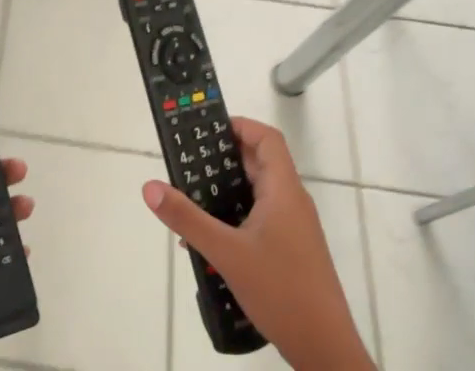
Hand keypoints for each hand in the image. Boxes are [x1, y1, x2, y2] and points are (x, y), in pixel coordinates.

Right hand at [141, 118, 374, 370]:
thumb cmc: (281, 290)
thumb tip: (150, 187)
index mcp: (283, 191)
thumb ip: (187, 218)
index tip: (205, 130)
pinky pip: (258, 220)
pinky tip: (207, 242)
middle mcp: (291, 203)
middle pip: (258, 164)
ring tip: (189, 199)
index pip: (267, 139)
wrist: (324, 348)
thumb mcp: (226, 253)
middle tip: (186, 163)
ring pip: (256, 195)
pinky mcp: (290, 251)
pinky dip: (233, 220)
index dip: (239, 126)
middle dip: (221, 160)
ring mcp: (293, 229)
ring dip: (224, 193)